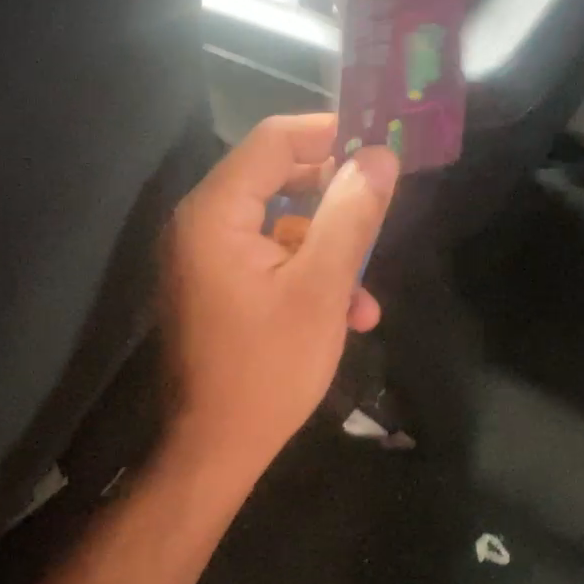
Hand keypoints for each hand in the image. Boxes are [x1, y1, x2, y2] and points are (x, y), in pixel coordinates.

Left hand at [160, 114, 397, 470]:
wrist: (214, 449)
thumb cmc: (267, 368)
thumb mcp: (322, 288)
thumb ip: (351, 214)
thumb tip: (379, 156)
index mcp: (215, 213)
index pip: (272, 141)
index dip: (329, 133)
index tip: (380, 142)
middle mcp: (199, 225)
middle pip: (276, 180)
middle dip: (335, 201)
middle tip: (383, 209)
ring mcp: (203, 259)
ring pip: (277, 227)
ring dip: (328, 251)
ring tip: (366, 296)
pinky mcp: (213, 288)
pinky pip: (265, 261)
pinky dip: (304, 277)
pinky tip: (345, 315)